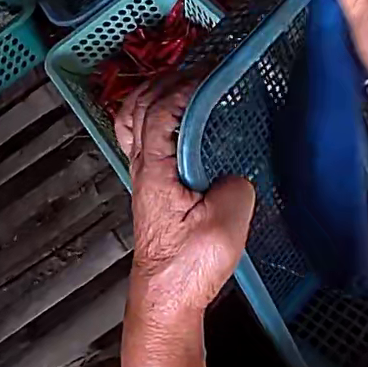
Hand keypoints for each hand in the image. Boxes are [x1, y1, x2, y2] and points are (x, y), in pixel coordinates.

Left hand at [113, 80, 255, 328]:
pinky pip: (141, 140)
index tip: (207, 76)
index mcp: (155, 170)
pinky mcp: (150, 187)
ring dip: (151, 97)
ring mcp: (142, 176)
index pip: (159, 113)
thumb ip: (235, 189)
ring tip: (178, 84)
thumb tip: (234, 176)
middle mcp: (141, 168)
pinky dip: (151, 119)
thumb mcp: (225, 225)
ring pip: (132, 122)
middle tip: (192, 71)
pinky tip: (172, 121)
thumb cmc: (187, 265)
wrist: (166, 295)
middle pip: (136, 108)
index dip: (182, 89)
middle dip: (162, 82)